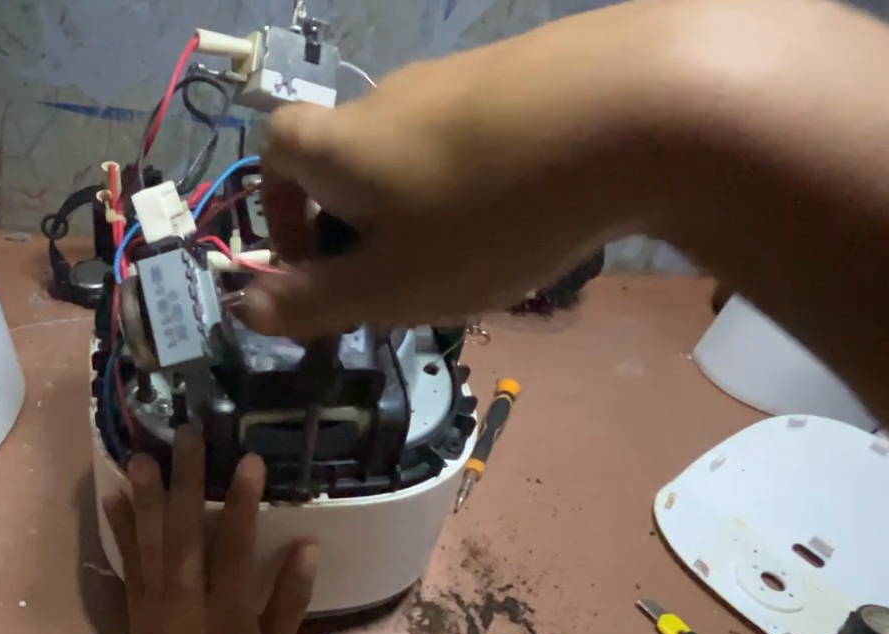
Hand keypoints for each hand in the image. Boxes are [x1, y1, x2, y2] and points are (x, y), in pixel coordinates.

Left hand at [103, 428, 316, 633]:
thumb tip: (309, 547)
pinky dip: (120, 529)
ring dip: (145, 496)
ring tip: (141, 455)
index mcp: (227, 610)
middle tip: (187, 435)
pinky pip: (127, 561)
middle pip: (185, 531)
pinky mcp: (134, 606)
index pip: (235, 546)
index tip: (247, 459)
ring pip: (150, 540)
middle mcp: (186, 598)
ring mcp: (154, 600)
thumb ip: (289, 600)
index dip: (242, 501)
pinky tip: (112, 498)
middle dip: (186, 480)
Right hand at [239, 0, 723, 338]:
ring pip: (409, 154)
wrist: (643, 108)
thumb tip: (245, 306)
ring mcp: (459, 78)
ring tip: (461, 258)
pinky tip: (518, 215)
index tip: (309, 261)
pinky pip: (469, 138)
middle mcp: (387, 99)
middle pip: (343, 160)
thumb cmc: (484, 217)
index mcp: (340, 146)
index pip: (274, 153)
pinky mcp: (523, 73)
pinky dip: (470, 182)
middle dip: (351, 225)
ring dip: (412, 209)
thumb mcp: (385, 287)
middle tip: (391, 282)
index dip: (276, 209)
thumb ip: (310, 301)